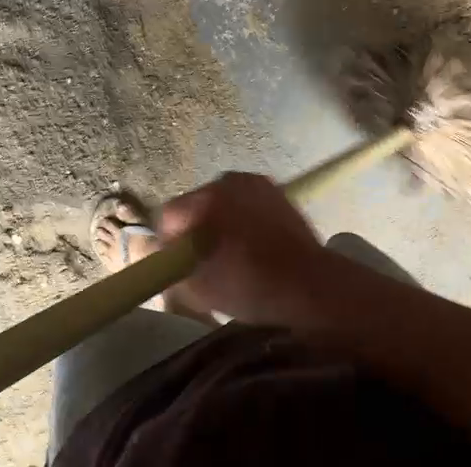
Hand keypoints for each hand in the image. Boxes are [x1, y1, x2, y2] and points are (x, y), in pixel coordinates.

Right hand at [160, 172, 331, 323]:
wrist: (313, 286)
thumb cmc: (252, 287)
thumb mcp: (201, 289)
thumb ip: (171, 271)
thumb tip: (157, 261)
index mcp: (207, 198)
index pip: (170, 214)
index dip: (168, 241)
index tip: (175, 265)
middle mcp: (229, 180)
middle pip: (197, 205)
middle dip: (195, 230)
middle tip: (203, 262)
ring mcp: (257, 183)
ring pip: (223, 203)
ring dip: (220, 224)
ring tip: (231, 255)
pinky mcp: (278, 192)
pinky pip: (247, 204)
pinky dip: (243, 220)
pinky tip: (253, 247)